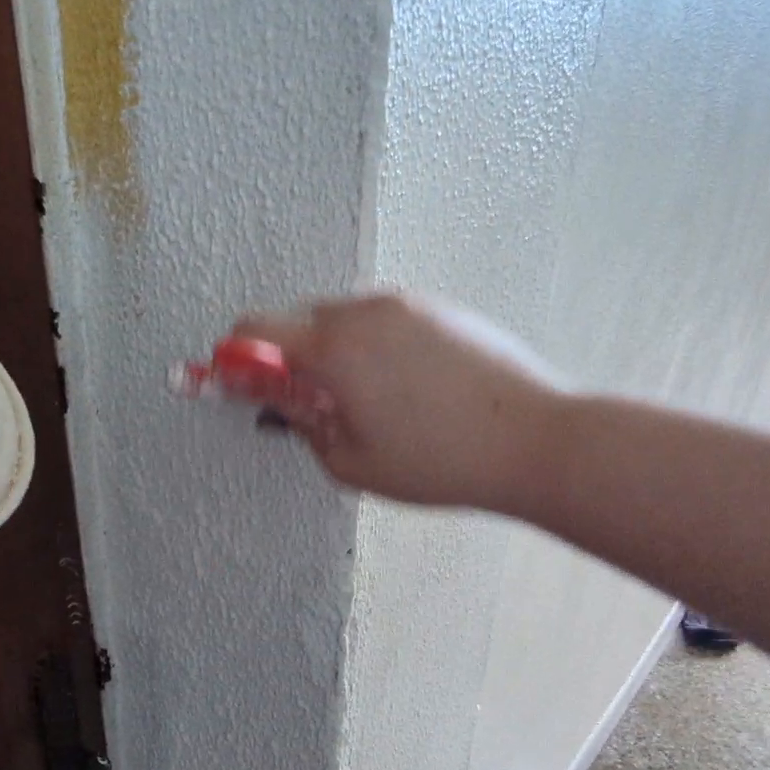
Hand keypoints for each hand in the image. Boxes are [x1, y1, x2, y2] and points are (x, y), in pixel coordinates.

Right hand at [235, 294, 567, 508]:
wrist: (535, 440)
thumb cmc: (444, 459)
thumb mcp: (350, 463)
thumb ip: (304, 427)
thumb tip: (287, 407)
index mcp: (334, 349)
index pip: (253, 330)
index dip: (234, 357)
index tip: (233, 379)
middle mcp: (366, 313)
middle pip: (298, 320)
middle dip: (290, 359)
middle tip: (310, 404)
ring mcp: (407, 305)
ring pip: (342, 319)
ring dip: (334, 352)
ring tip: (367, 402)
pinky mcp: (440, 309)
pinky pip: (383, 320)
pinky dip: (373, 347)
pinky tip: (402, 390)